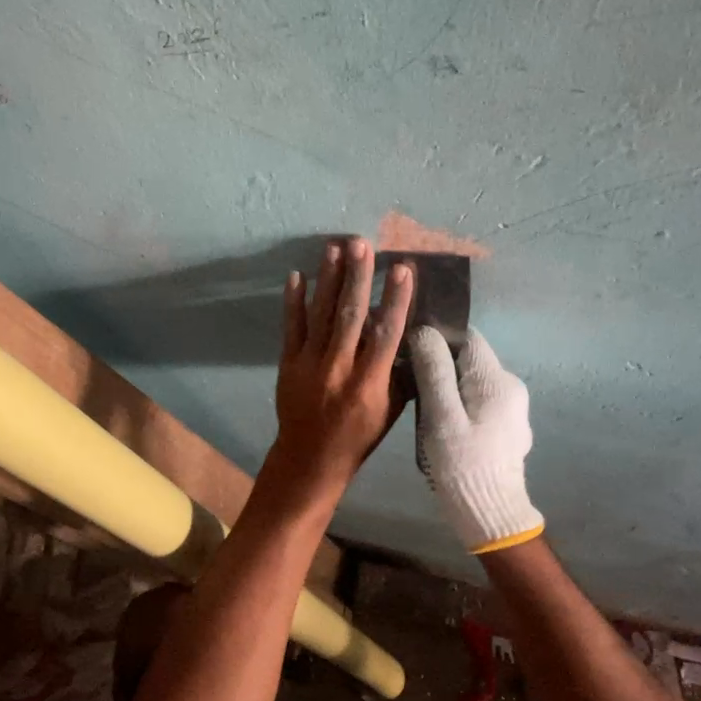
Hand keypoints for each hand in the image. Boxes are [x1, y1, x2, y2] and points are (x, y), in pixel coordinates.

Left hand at [272, 238, 414, 488]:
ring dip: (328, 278)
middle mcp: (339, 368)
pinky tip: (296, 275)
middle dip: (357, 277)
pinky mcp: (288, 362)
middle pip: (350, 315)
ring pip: (320, 314)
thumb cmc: (360, 433)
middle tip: (362, 244)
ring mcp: (310, 363)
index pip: (386, 334)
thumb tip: (412, 332)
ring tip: (335, 247)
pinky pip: (291, 326)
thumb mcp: (391, 408)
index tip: (402, 268)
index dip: (395, 300)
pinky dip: (293, 300)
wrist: (310, 456)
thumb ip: (400, 371)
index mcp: (369, 382)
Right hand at [408, 327, 544, 552]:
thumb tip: (425, 330)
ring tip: (425, 415)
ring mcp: (511, 411)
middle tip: (413, 391)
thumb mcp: (441, 416)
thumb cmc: (463, 465)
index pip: (467, 337)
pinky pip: (477, 404)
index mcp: (498, 380)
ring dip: (446, 391)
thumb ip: (433, 370)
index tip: (411, 354)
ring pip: (471, 383)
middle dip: (439, 368)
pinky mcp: (506, 430)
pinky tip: (444, 432)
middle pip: (468, 360)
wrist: (491, 517)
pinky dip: (458, 408)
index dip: (438, 339)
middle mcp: (511, 388)